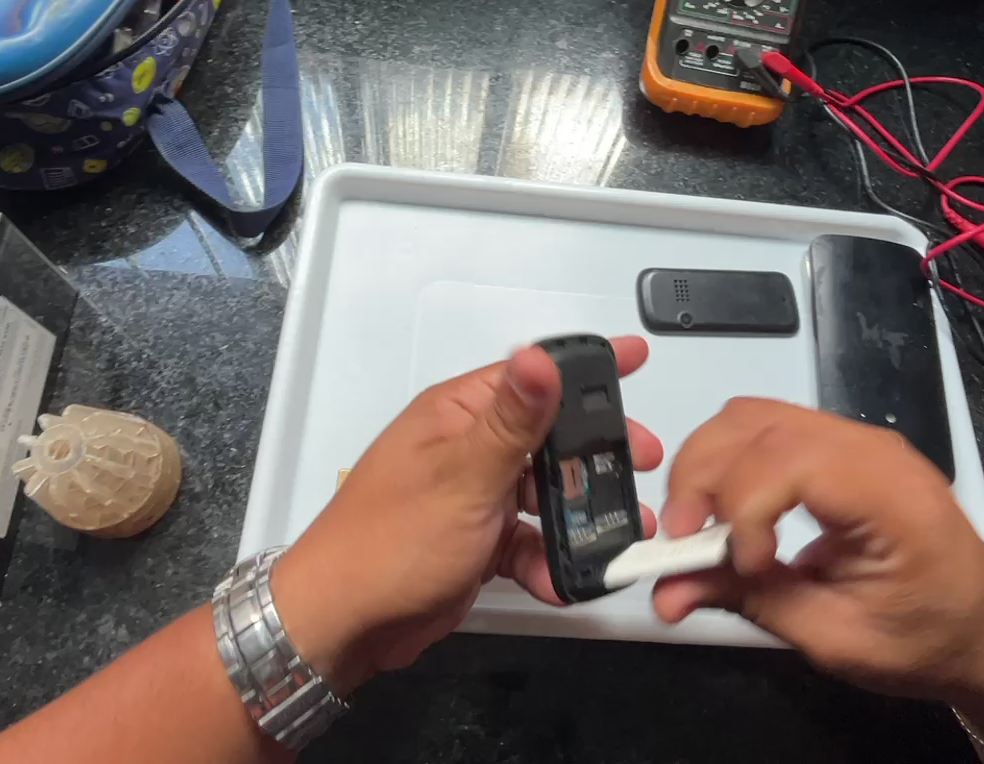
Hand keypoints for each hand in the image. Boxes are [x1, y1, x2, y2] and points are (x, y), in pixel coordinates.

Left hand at [272, 338, 660, 692]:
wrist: (342, 627)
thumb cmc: (394, 540)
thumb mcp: (462, 475)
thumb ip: (511, 420)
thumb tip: (540, 356)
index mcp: (460, 413)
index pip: (532, 375)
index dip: (585, 366)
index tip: (635, 356)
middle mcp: (469, 445)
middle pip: (548, 436)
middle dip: (597, 451)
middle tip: (641, 461)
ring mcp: (473, 494)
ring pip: (544, 491)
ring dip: (582, 513)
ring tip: (625, 532)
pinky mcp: (477, 539)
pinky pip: (526, 538)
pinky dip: (547, 558)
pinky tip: (562, 581)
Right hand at [652, 397, 983, 702]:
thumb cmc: (929, 641)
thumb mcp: (837, 639)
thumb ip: (749, 601)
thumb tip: (668, 590)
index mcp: (888, 494)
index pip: (787, 460)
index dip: (741, 506)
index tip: (737, 565)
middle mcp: (866, 446)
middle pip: (753, 425)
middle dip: (701, 478)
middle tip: (681, 538)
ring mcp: (849, 434)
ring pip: (747, 416)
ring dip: (705, 463)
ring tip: (696, 522)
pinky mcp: (832, 441)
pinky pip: (761, 426)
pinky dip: (726, 459)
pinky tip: (725, 505)